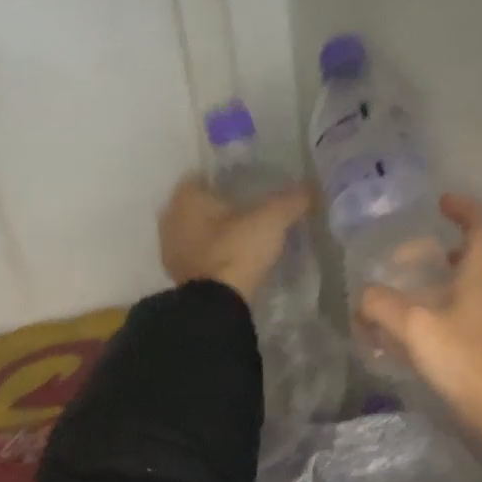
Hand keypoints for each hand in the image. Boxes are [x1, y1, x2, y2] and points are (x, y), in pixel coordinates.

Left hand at [158, 176, 312, 304]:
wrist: (217, 305)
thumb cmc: (237, 251)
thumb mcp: (271, 221)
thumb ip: (290, 201)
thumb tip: (310, 187)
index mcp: (186, 197)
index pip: (206, 177)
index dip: (227, 180)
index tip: (248, 188)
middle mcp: (170, 218)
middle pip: (199, 206)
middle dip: (220, 209)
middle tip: (249, 214)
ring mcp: (170, 250)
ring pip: (196, 233)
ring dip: (214, 235)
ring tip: (242, 240)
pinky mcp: (178, 277)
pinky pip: (197, 258)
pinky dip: (211, 257)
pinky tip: (230, 262)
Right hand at [360, 194, 481, 445]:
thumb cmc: (462, 359)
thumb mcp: (414, 326)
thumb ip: (382, 305)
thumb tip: (364, 298)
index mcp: (480, 275)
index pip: (480, 226)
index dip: (462, 209)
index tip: (440, 204)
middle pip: (463, 260)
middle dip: (429, 256)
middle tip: (397, 265)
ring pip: (455, 293)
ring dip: (425, 291)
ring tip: (391, 304)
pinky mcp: (481, 350)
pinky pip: (452, 322)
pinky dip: (428, 320)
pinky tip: (402, 339)